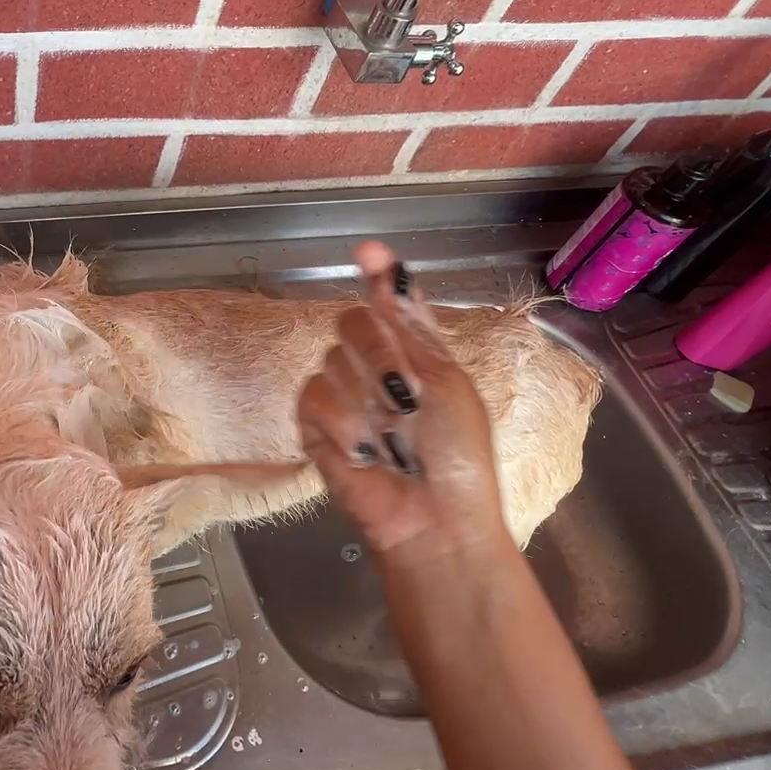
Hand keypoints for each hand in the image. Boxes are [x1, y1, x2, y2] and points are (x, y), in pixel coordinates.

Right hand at [296, 242, 509, 559]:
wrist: (434, 517)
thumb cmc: (457, 454)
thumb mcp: (447, 380)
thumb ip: (411, 324)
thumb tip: (389, 266)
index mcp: (411, 350)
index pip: (386, 298)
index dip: (377, 272)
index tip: (368, 253)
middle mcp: (370, 364)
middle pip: (352, 322)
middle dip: (378, 352)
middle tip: (405, 394)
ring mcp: (339, 393)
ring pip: (332, 360)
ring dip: (368, 400)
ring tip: (393, 438)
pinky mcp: (313, 424)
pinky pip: (314, 397)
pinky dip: (344, 423)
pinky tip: (366, 451)